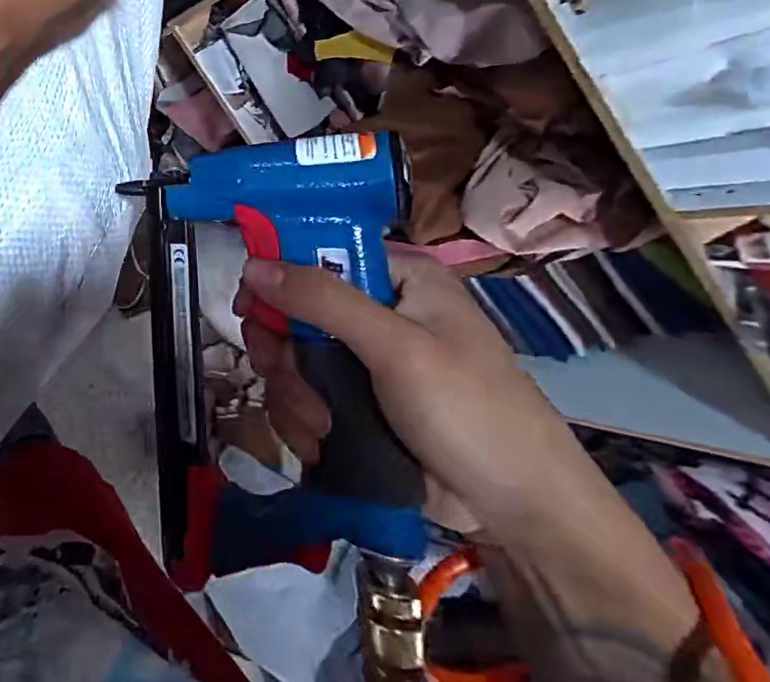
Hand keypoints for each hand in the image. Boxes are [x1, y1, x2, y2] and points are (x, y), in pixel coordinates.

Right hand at [237, 246, 602, 540]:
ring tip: (318, 426)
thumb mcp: (396, 348)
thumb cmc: (470, 413)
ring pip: (293, 357)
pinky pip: (303, 394)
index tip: (249, 307)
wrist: (519, 515)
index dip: (278, 275)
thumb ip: (322, 302)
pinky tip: (320, 443)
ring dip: (292, 393)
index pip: (320, 254)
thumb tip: (252, 265)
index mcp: (401, 277)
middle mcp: (379, 310)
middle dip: (284, 351)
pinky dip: (301, 418)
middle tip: (278, 372)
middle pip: (296, 310)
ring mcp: (365, 360)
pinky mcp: (356, 403)